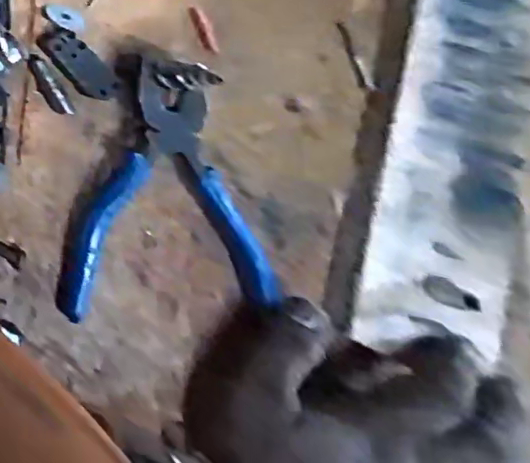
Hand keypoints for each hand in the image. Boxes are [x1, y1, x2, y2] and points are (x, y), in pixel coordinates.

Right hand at [184, 297, 525, 462]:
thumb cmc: (255, 451)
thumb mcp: (249, 392)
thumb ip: (281, 350)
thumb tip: (311, 307)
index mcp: (383, 431)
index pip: (435, 392)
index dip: (447, 363)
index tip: (452, 341)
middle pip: (488, 441)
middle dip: (500, 408)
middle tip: (500, 381)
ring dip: (507, 442)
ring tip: (503, 423)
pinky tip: (473, 457)